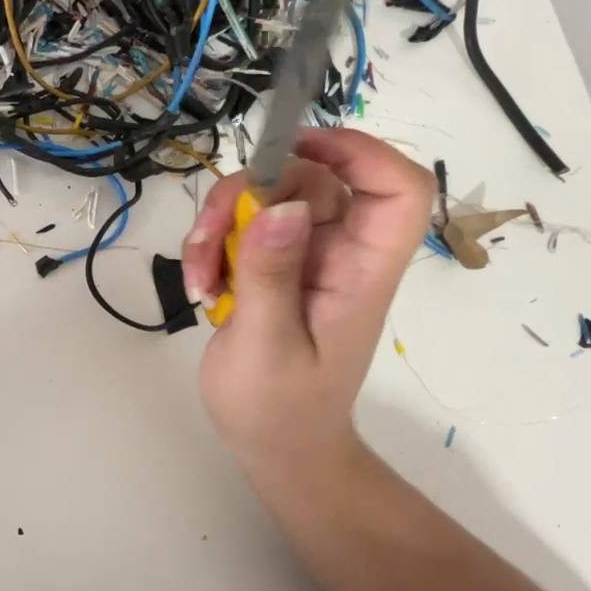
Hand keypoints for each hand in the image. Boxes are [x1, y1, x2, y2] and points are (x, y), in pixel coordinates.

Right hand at [180, 129, 433, 474]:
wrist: (275, 445)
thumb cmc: (279, 406)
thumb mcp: (266, 344)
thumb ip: (270, 275)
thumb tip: (278, 206)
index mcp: (362, 271)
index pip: (394, 189)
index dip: (358, 152)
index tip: (291, 146)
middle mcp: (338, 254)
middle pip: (308, 183)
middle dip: (244, 198)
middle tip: (204, 240)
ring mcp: (302, 260)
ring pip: (264, 203)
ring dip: (216, 230)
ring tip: (196, 279)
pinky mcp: (270, 271)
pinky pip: (240, 232)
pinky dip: (209, 250)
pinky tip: (198, 288)